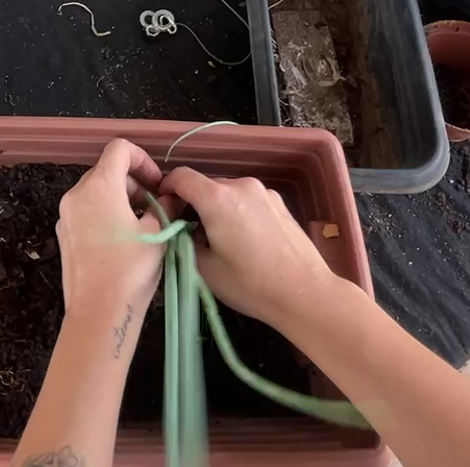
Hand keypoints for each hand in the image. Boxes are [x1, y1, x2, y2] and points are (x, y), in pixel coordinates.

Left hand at [56, 139, 170, 314]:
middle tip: (156, 206)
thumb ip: (167, 207)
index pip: (120, 149)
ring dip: (121, 198)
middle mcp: (77, 193)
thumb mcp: (159, 234)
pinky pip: (86, 210)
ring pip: (96, 190)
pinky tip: (123, 239)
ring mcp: (66, 214)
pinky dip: (105, 213)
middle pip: (107, 169)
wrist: (98, 313)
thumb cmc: (130, 269)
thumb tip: (173, 198)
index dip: (143, 159)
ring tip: (143, 224)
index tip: (157, 184)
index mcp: (99, 185)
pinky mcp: (64, 234)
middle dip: (134, 182)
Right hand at [160, 167, 342, 326]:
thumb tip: (181, 230)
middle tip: (191, 233)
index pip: (181, 176)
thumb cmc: (250, 284)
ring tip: (223, 240)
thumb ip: (184, 241)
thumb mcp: (204, 269)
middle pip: (205, 185)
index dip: (167, 188)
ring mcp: (262, 191)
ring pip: (227, 192)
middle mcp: (239, 185)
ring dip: (218, 208)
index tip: (164, 207)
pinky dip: (239, 211)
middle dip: (193, 204)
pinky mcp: (279, 201)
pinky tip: (248, 240)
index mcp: (216, 198)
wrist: (305, 293)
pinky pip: (248, 199)